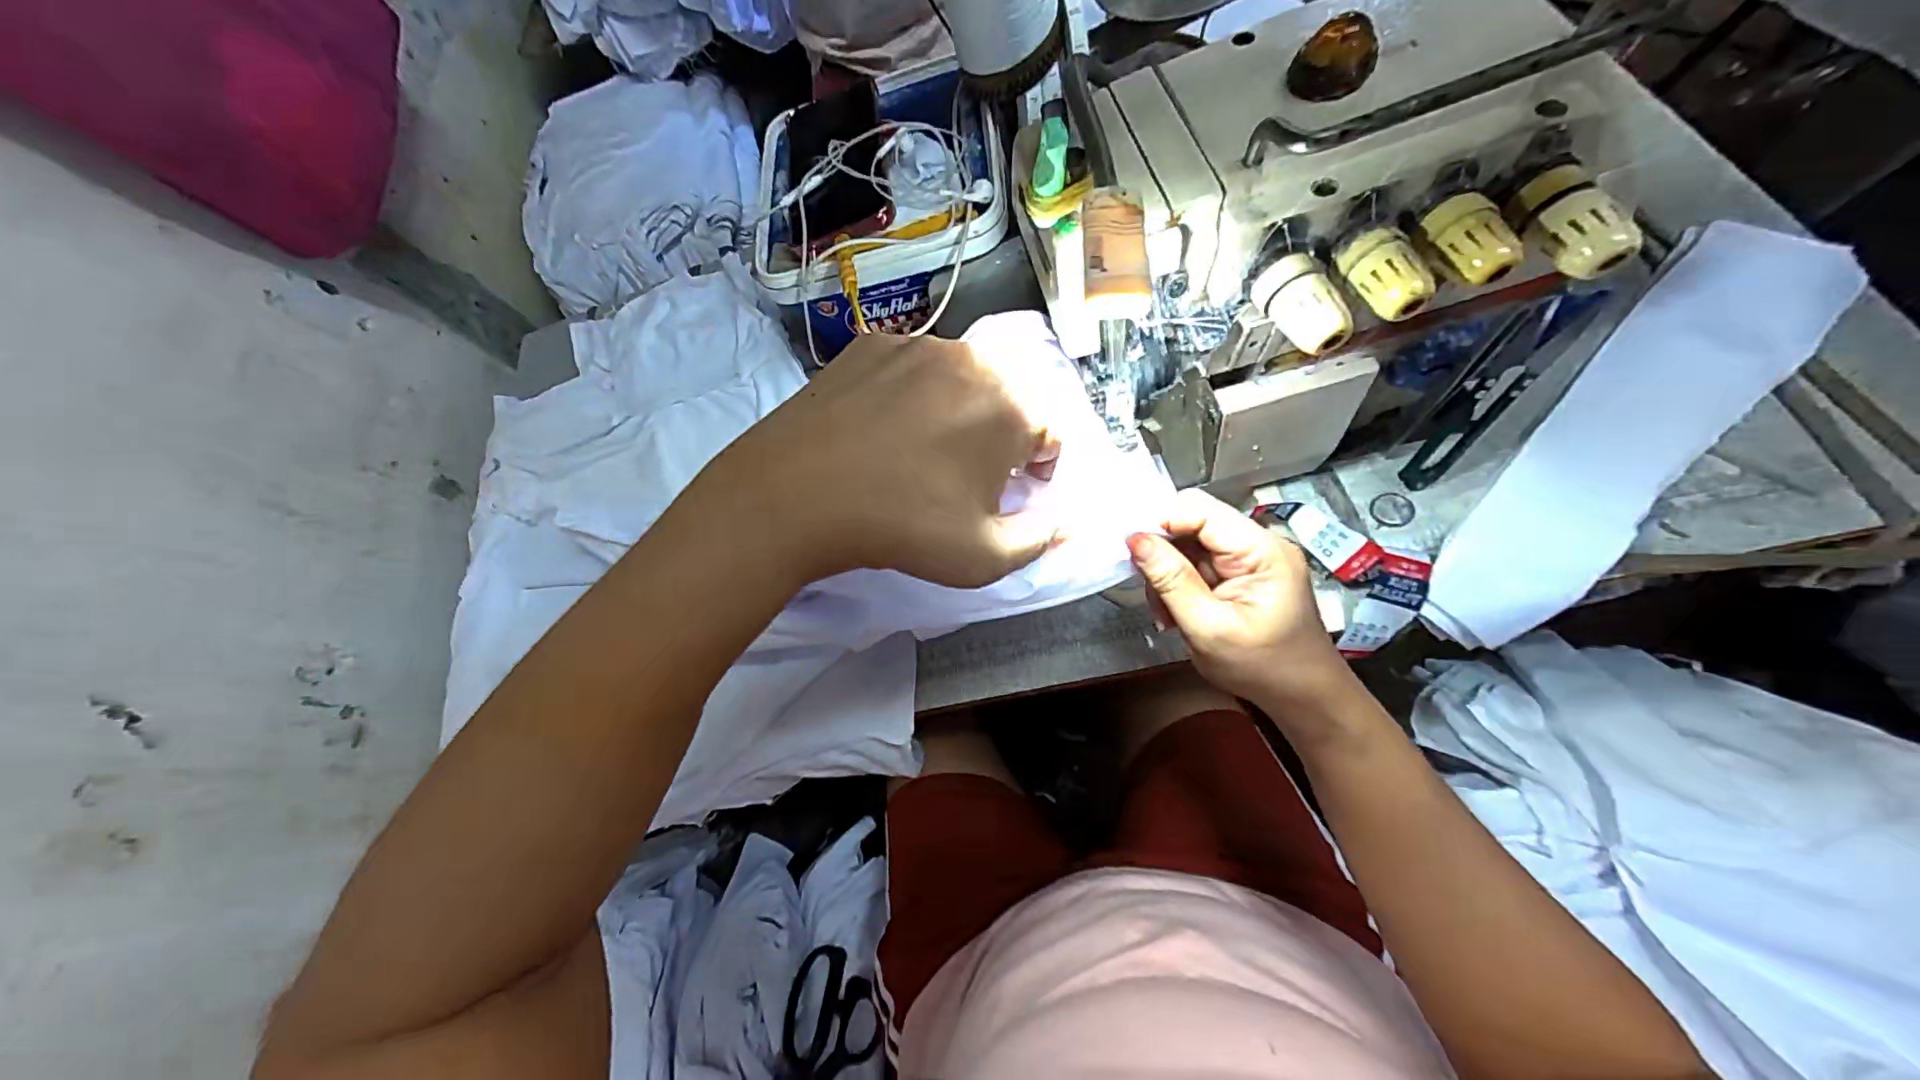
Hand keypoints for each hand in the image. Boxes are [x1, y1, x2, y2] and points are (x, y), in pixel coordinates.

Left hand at [696, 333, 1061, 587]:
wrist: (797, 494)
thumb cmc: (902, 528)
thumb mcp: (983, 558)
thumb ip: (1038, 540)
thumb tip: (1062, 524)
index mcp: (1012, 409)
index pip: (1050, 434)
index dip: (1036, 468)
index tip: (1010, 492)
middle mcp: (973, 362)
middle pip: (1006, 402)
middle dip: (998, 438)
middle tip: (961, 476)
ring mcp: (917, 345)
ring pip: (959, 380)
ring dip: (956, 410)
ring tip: (917, 449)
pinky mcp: (871, 343)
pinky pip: (909, 368)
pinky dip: (909, 392)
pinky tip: (879, 426)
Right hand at [1127, 489, 1351, 708]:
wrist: (1302, 696)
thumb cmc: (1266, 669)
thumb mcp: (1208, 628)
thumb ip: (1171, 580)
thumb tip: (1137, 540)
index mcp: (1261, 551)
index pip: (1200, 510)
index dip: (1161, 522)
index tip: (1133, 548)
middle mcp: (1258, 544)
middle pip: (1193, 523)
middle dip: (1163, 555)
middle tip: (1153, 592)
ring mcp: (1250, 558)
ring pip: (1189, 544)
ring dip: (1169, 575)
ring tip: (1168, 613)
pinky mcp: (1241, 572)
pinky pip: (1197, 563)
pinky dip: (1180, 585)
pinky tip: (1178, 612)